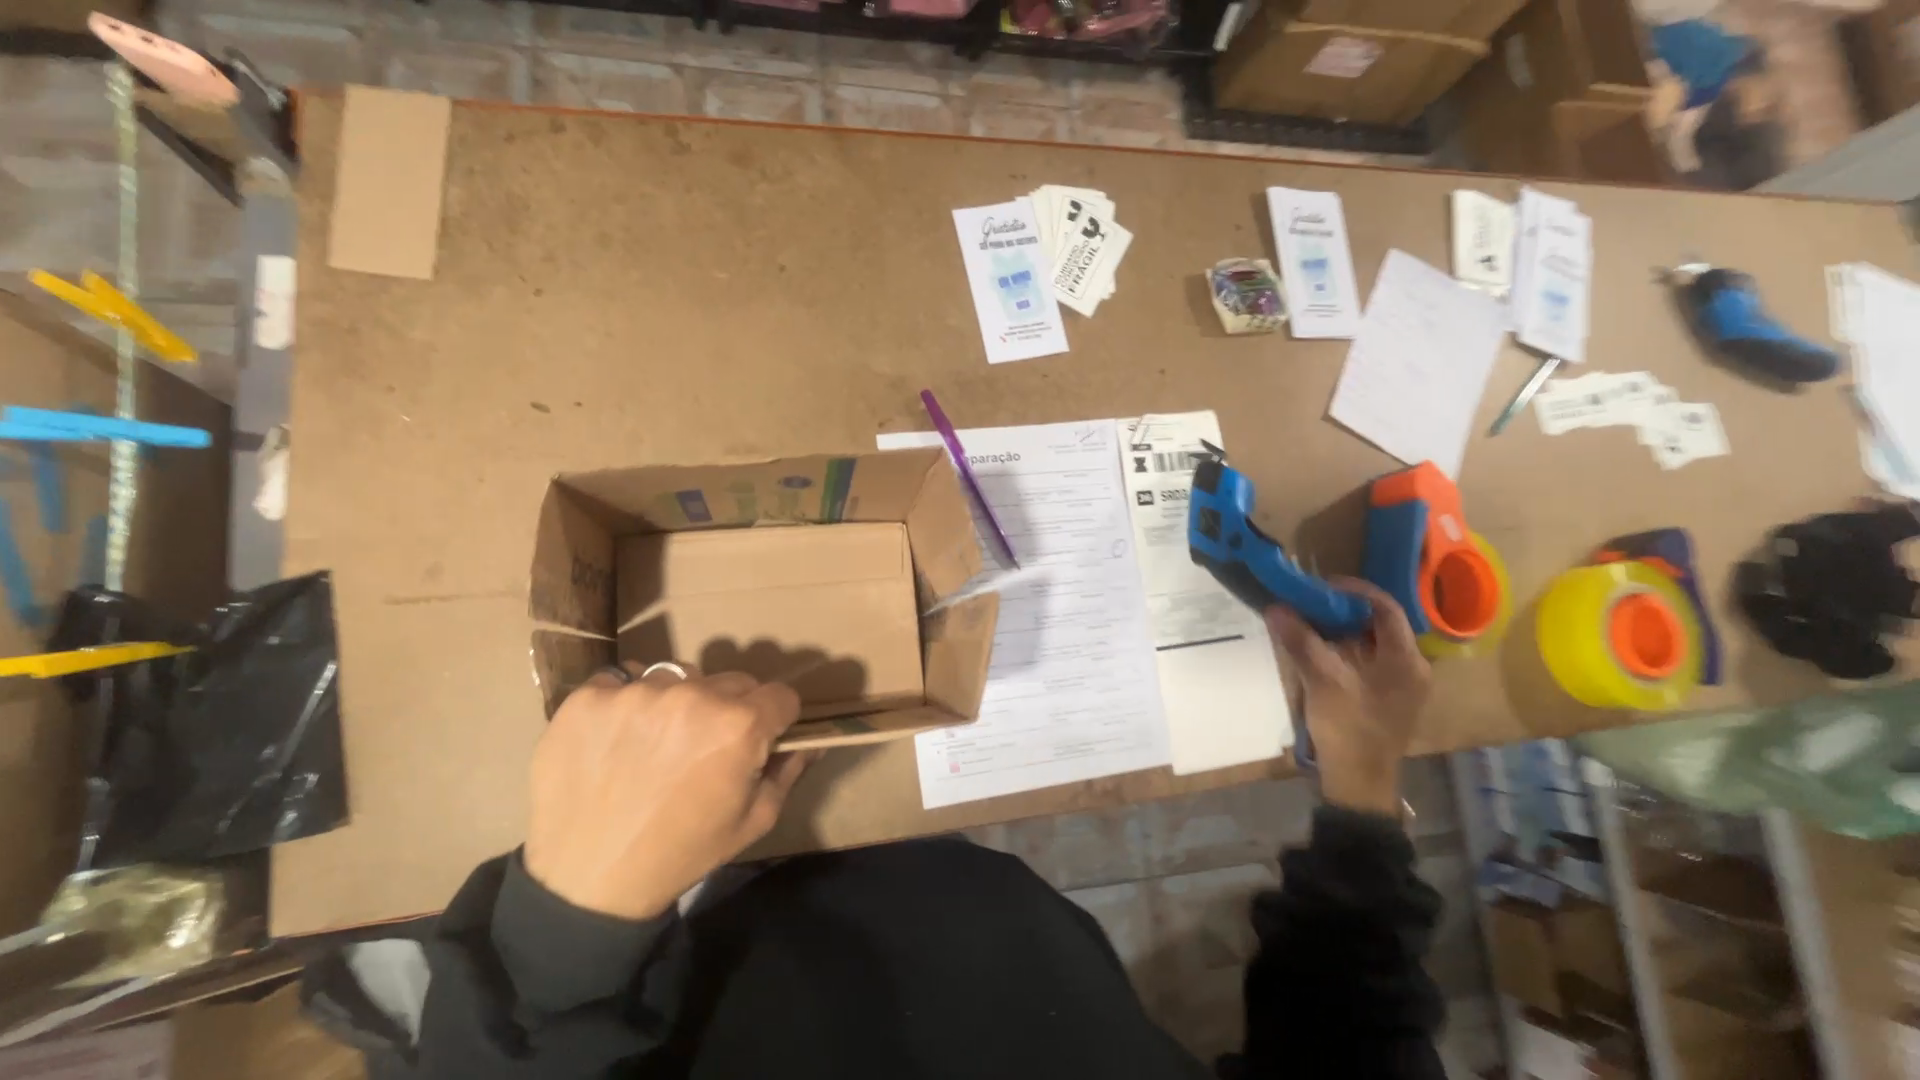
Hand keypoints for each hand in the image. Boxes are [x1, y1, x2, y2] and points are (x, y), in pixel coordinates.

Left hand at [523, 663, 816, 920]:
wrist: (587, 880)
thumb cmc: (681, 853)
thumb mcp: (752, 821)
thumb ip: (787, 772)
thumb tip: (810, 742)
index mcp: (739, 725)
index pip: (781, 696)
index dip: (776, 720)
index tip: (761, 740)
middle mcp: (693, 695)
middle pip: (733, 681)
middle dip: (731, 709)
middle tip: (707, 748)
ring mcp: (636, 691)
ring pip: (680, 676)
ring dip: (680, 701)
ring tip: (658, 743)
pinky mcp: (589, 696)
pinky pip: (624, 680)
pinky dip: (627, 701)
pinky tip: (618, 737)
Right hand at [1265, 579, 1431, 816]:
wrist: (1358, 782)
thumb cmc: (1349, 729)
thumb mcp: (1322, 681)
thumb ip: (1301, 641)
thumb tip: (1275, 607)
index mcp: (1406, 660)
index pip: (1386, 609)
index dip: (1355, 591)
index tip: (1322, 585)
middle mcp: (1411, 667)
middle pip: (1379, 625)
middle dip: (1343, 610)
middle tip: (1310, 602)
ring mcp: (1400, 684)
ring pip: (1371, 643)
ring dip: (1341, 630)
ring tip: (1308, 622)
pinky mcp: (1385, 697)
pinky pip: (1367, 661)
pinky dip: (1343, 650)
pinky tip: (1317, 651)